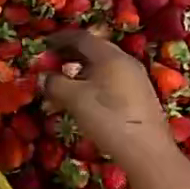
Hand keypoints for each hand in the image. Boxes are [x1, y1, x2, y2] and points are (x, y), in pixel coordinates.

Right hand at [41, 31, 175, 168]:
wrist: (146, 151)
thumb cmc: (108, 118)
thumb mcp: (74, 99)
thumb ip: (55, 83)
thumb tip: (43, 77)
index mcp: (110, 57)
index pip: (82, 38)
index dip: (61, 39)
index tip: (44, 44)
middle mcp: (126, 62)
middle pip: (95, 50)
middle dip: (71, 54)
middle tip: (53, 61)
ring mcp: (136, 79)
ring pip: (104, 66)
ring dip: (83, 69)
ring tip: (66, 82)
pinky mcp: (140, 96)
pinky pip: (113, 79)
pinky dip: (95, 81)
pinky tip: (87, 98)